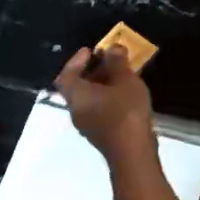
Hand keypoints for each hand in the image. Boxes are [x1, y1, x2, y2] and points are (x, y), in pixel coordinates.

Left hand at [55, 46, 154, 164]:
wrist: (132, 151)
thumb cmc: (126, 111)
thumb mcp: (125, 80)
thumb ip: (117, 62)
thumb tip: (112, 48)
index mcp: (77, 96)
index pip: (67, 75)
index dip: (76, 60)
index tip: (92, 50)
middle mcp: (77, 110)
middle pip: (77, 87)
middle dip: (93, 70)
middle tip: (111, 59)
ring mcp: (87, 124)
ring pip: (89, 98)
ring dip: (101, 84)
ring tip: (122, 73)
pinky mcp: (100, 132)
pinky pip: (98, 108)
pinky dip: (107, 96)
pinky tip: (125, 93)